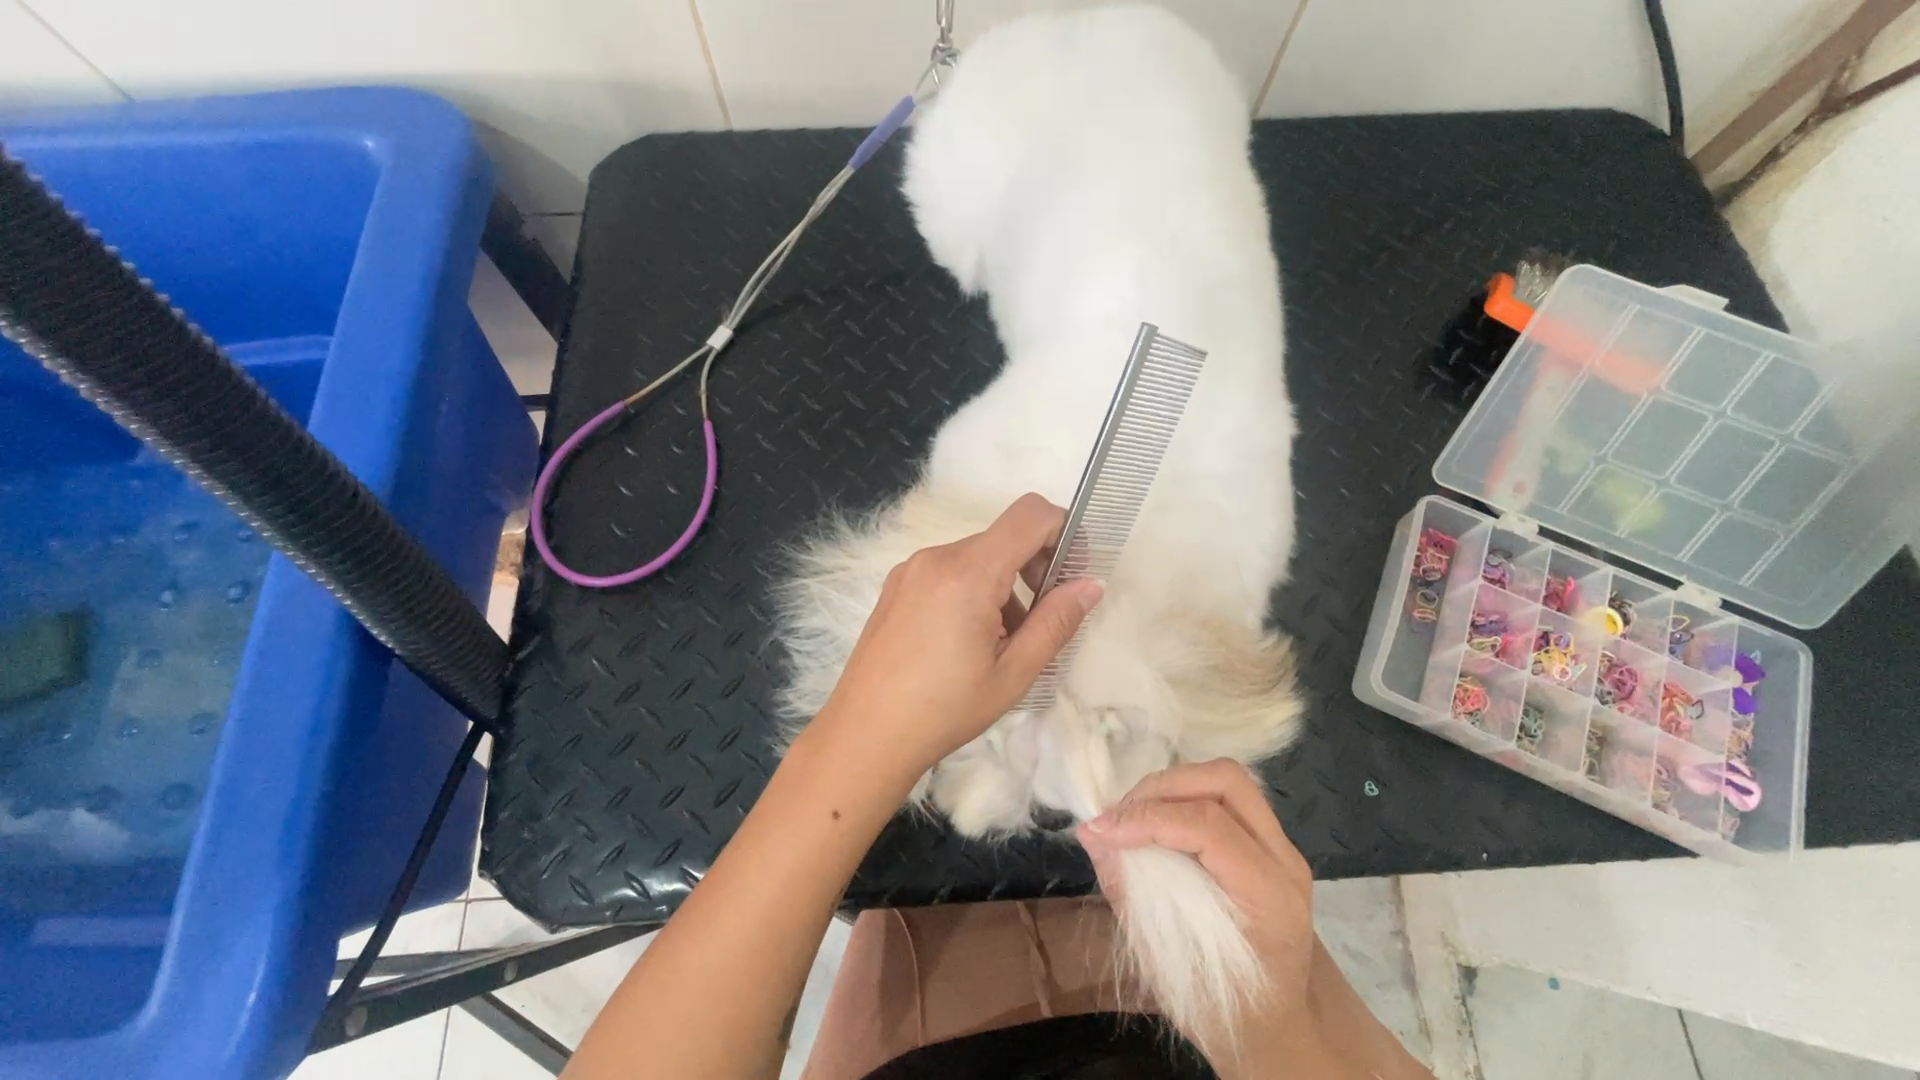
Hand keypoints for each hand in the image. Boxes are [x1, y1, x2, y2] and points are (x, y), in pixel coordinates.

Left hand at [807, 493, 1103, 784]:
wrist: (865, 734)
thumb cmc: (944, 709)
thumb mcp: (1013, 673)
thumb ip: (1056, 622)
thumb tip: (1091, 585)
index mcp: (968, 572)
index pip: (1031, 514)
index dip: (1064, 531)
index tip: (1070, 576)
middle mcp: (936, 557)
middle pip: (1004, 537)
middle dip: (1034, 570)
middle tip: (1038, 624)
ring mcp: (911, 569)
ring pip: (977, 557)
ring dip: (1003, 587)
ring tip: (999, 645)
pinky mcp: (896, 586)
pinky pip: (948, 572)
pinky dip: (972, 592)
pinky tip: (964, 643)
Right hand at [1076, 760, 1317, 1061]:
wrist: (1276, 1034)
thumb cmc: (1225, 1014)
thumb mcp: (1167, 966)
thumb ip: (1129, 894)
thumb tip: (1089, 834)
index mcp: (1270, 898)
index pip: (1210, 827)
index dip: (1149, 818)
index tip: (1102, 829)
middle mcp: (1285, 862)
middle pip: (1226, 781)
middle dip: (1163, 787)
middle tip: (1118, 815)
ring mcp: (1281, 848)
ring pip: (1227, 779)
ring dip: (1172, 786)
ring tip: (1132, 815)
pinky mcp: (1267, 844)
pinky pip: (1224, 798)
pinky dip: (1182, 798)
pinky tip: (1154, 823)